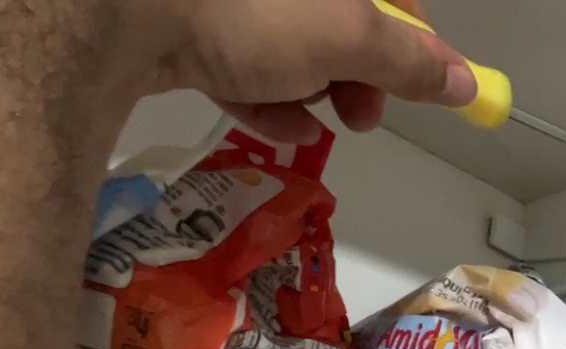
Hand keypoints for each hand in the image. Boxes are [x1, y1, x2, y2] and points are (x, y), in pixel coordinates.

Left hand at [135, 0, 475, 143]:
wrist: (98, 7)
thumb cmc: (239, 5)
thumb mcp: (347, 36)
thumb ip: (410, 63)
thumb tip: (467, 85)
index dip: (414, 40)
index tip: (420, 85)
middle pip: (340, 19)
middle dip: (358, 75)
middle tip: (360, 114)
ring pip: (291, 42)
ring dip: (312, 92)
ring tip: (305, 120)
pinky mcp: (181, 12)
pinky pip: (241, 53)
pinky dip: (262, 93)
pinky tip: (269, 118)